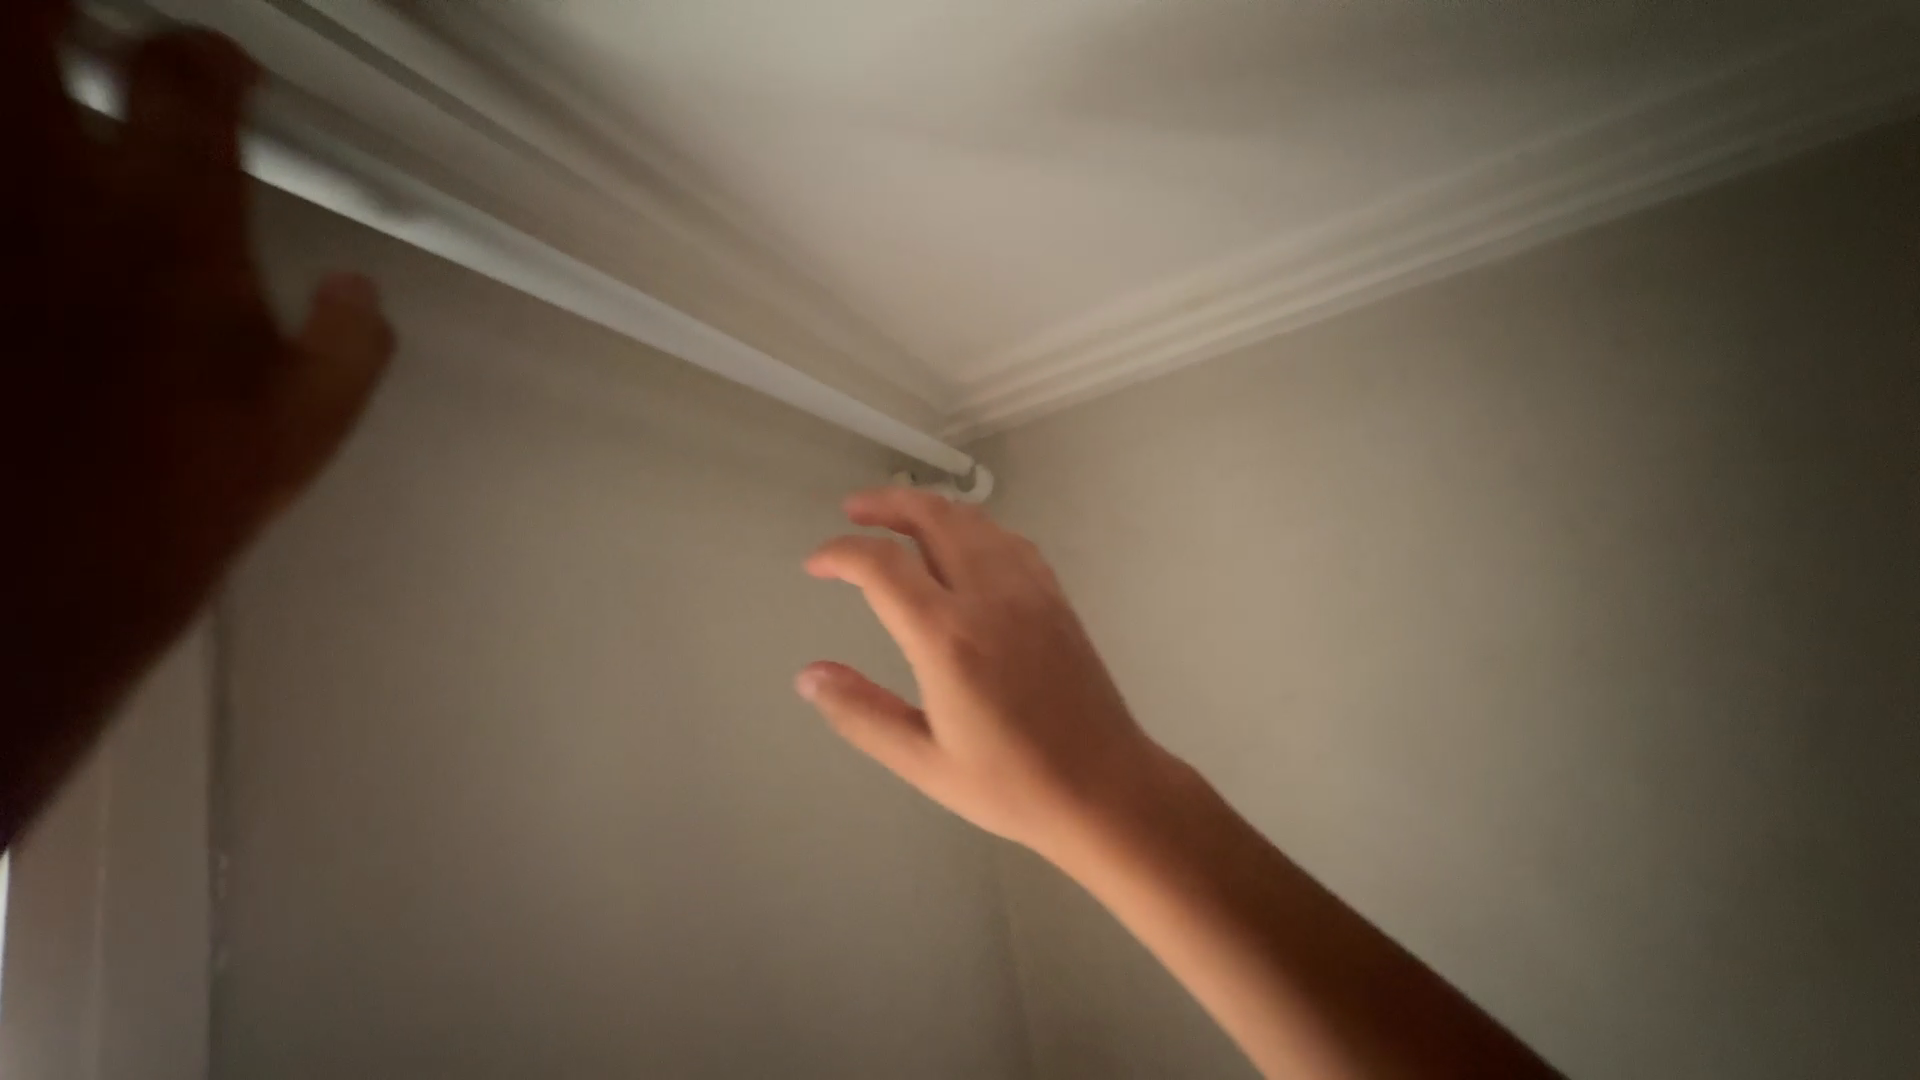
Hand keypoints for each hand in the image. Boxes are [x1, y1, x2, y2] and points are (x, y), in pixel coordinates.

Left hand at [1, 5, 392, 836]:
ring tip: (24, 65)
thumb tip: (361, 291)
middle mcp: (45, 195)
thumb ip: (348, 349)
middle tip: (77, 22)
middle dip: (52, 5)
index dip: (208, 59)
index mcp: (173, 239)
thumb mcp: (301, 434)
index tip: (219, 65)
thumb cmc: (167, 501)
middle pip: (13, 16)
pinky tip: (3, 171)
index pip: (188, 86)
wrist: (20, 575)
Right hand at [797, 488, 1167, 854]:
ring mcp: (1030, 591)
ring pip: (974, 521)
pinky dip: (973, 528)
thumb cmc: (1011, 784)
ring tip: (899, 520)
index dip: (840, 554)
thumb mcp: (923, 761)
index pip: (882, 566)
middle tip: (853, 510)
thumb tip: (808, 675)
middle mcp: (990, 596)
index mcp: (949, 637)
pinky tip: (963, 546)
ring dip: (930, 509)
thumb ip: (862, 713)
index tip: (816, 564)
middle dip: (886, 504)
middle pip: (933, 517)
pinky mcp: (1055, 597)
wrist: (1105, 787)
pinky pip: (1008, 541)